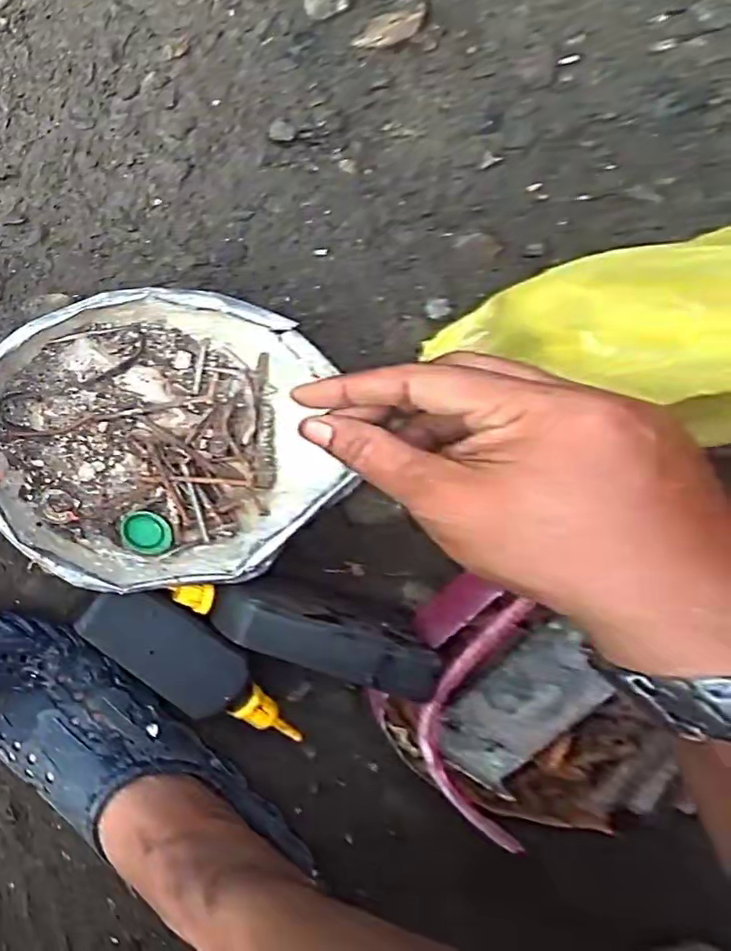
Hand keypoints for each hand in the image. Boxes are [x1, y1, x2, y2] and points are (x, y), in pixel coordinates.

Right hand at [292, 352, 730, 674]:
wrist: (678, 610)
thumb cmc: (557, 556)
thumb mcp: (443, 502)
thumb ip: (376, 455)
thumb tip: (322, 426)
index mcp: (546, 408)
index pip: (425, 379)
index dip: (354, 387)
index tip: (308, 397)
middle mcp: (588, 400)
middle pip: (463, 376)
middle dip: (396, 397)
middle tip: (347, 421)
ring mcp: (614, 418)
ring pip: (496, 396)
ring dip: (436, 417)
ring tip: (398, 449)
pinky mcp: (626, 440)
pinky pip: (531, 417)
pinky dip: (478, 431)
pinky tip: (454, 461)